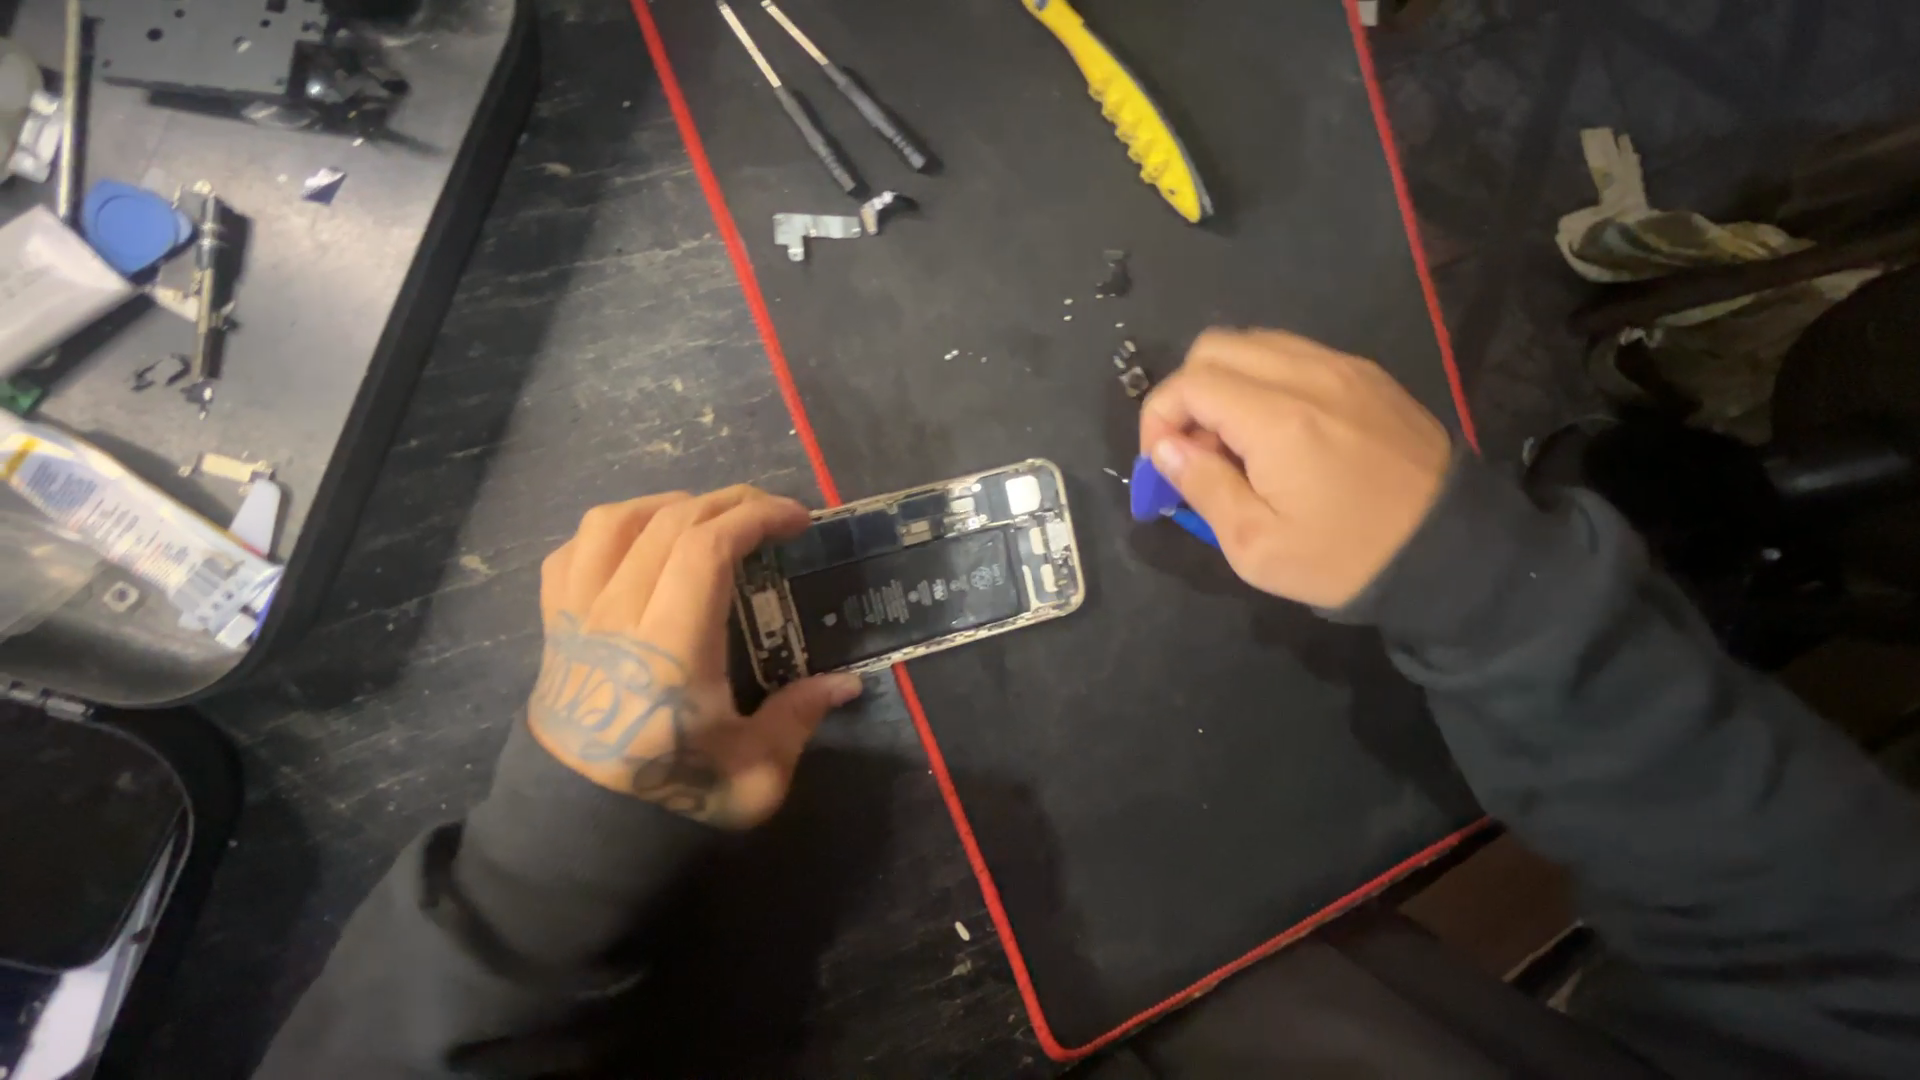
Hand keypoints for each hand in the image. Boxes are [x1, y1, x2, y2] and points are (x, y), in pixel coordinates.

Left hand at [528, 486, 862, 828]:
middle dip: (729, 502)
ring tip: (707, 517)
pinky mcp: (555, 624)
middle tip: (771, 514)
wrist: (577, 827)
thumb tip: (846, 683)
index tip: (798, 520)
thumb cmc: (671, 795)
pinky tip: (643, 541)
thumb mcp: (754, 773)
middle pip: (670, 521)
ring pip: (614, 522)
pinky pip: (573, 550)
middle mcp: (619, 615)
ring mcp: (578, 615)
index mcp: (671, 646)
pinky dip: (614, 529)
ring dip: (669, 504)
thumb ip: (799, 719)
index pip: (706, 547)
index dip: (756, 517)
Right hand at [1139, 328, 1452, 607]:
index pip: (1189, 383)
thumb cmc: (1344, 557)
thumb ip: (1202, 486)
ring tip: (1233, 440)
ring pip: (1255, 343)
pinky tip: (1276, 431)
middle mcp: (1308, 375)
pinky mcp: (1368, 377)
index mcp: (1277, 418)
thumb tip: (1166, 448)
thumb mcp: (1256, 545)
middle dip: (1186, 393)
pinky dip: (1264, 380)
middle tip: (1194, 449)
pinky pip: (1296, 355)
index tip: (1163, 463)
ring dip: (1225, 383)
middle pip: (1216, 347)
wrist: (1451, 552)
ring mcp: (1344, 369)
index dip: (1158, 418)